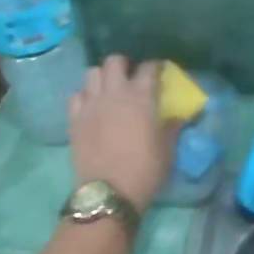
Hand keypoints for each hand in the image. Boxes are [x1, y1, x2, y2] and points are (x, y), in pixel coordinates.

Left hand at [67, 55, 173, 211]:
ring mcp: (91, 103)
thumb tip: (179, 115)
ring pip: (92, 73)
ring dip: (102, 77)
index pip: (149, 67)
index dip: (155, 66)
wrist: (109, 192)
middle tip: (129, 77)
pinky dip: (83, 96)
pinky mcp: (74, 118)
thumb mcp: (167, 149)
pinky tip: (90, 106)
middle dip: (123, 64)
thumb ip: (172, 126)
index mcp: (141, 96)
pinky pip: (76, 95)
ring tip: (108, 89)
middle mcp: (115, 92)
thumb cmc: (145, 170)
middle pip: (115, 61)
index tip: (158, 72)